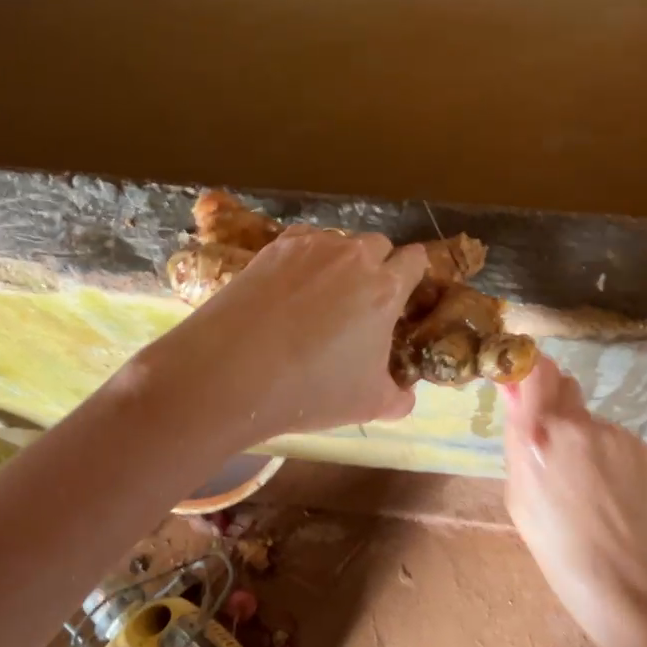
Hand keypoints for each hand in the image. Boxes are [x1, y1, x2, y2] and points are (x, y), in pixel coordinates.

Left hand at [149, 225, 426, 440]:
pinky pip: (304, 242)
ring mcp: (312, 247)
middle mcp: (354, 256)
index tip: (403, 294)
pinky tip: (290, 288)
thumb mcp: (368, 405)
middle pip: (378, 244)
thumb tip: (405, 394)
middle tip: (361, 300)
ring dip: (340, 261)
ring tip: (321, 296)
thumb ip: (398, 396)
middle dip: (377, 265)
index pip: (415, 259)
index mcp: (386, 288)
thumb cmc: (311, 389)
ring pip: (339, 242)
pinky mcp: (275, 248)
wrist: (232, 371)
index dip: (413, 274)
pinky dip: (305, 259)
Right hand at [502, 356, 646, 646]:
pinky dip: (605, 454)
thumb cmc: (564, 559)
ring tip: (585, 483)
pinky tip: (610, 492)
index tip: (519, 383)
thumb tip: (512, 396)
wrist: (641, 591)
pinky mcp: (640, 445)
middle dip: (551, 403)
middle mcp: (575, 422)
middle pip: (560, 383)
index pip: (532, 368)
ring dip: (578, 432)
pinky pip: (611, 437)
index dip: (526, 369)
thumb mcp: (521, 502)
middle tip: (550, 444)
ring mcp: (612, 432)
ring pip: (586, 415)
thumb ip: (517, 443)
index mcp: (536, 436)